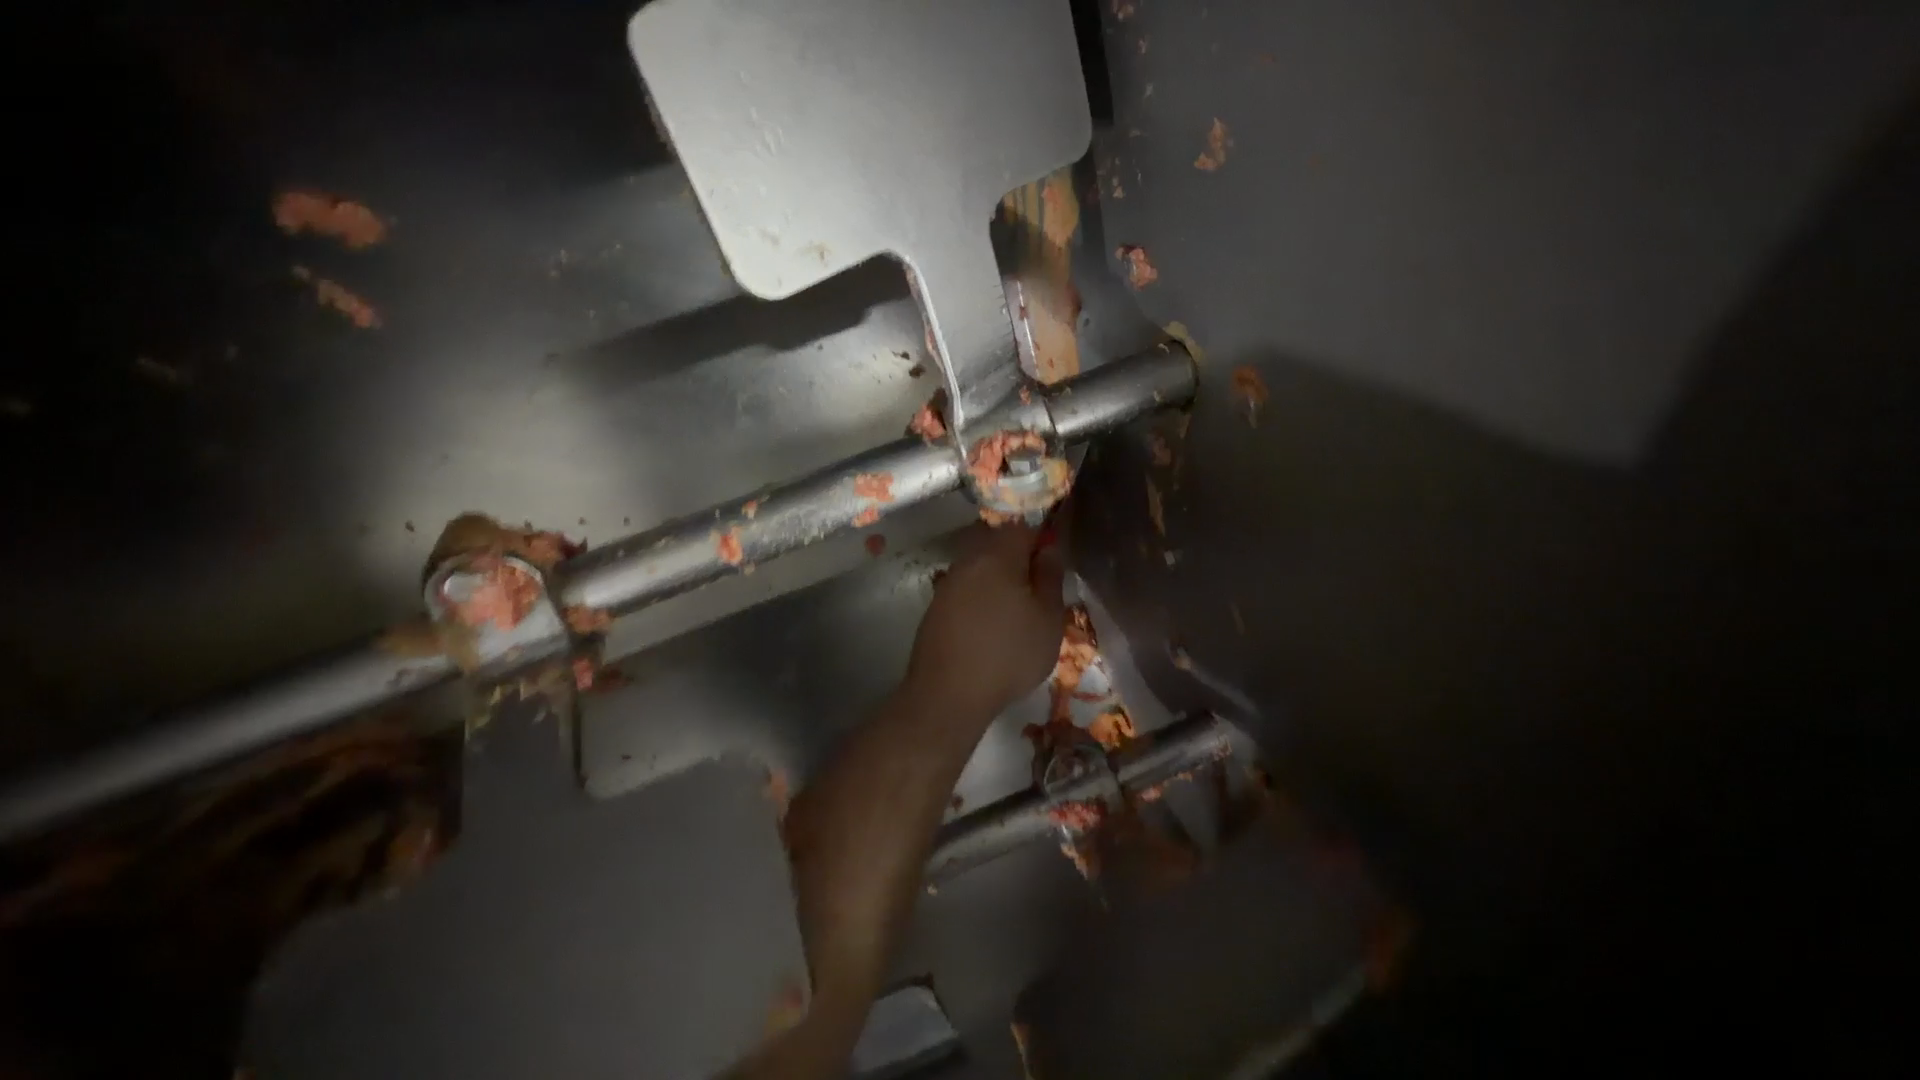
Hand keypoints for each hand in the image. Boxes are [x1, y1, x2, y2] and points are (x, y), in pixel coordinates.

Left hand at [906, 521, 1066, 718]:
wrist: (948, 695)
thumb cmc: (1009, 655)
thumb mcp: (1048, 619)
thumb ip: (1050, 578)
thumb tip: (1049, 549)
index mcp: (998, 555)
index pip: (1023, 526)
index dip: (1042, 537)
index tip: (1054, 562)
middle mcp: (968, 561)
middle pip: (997, 543)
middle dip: (1019, 557)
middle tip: (1039, 588)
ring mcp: (947, 584)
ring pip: (979, 567)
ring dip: (998, 579)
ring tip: (1017, 610)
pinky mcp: (935, 608)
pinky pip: (965, 590)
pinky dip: (981, 598)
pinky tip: (991, 625)